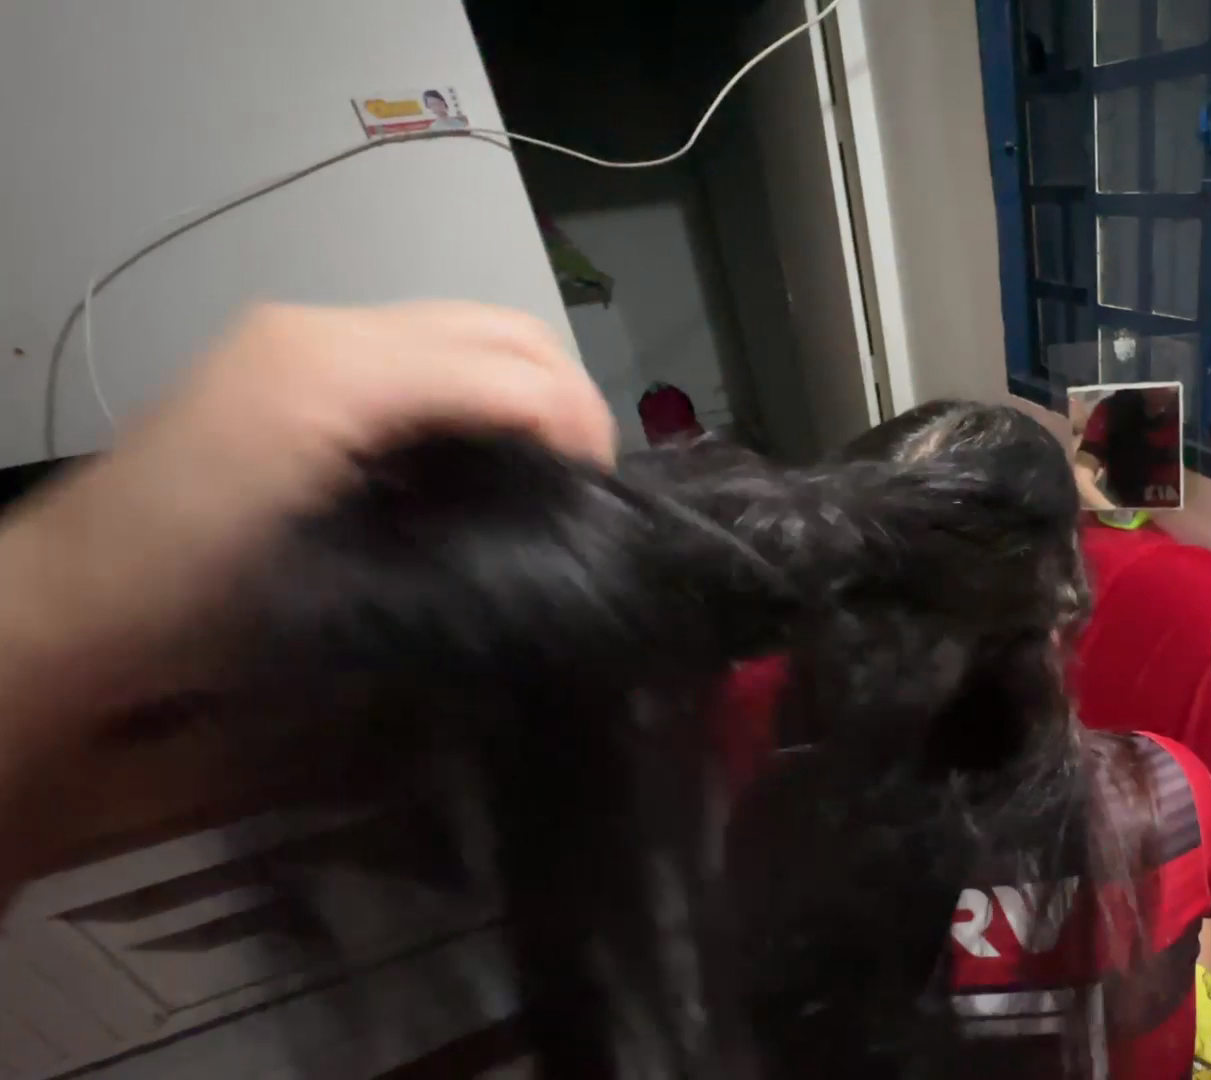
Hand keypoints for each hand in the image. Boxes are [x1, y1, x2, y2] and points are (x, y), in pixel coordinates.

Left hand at [0, 302, 613, 768]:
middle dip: (573, 399)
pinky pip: (448, 350)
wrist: (85, 604)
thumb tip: (564, 484)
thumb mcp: (361, 560)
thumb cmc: (215, 597)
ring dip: (542, 392)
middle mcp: (333, 330)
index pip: (514, 371)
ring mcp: (321, 335)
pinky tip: (498, 443)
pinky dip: (500, 389)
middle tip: (584, 473)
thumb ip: (470, 498)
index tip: (597, 492)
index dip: (578, 424)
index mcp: (339, 371)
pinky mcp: (318, 356)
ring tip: (553, 458)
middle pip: (513, 333)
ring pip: (489, 333)